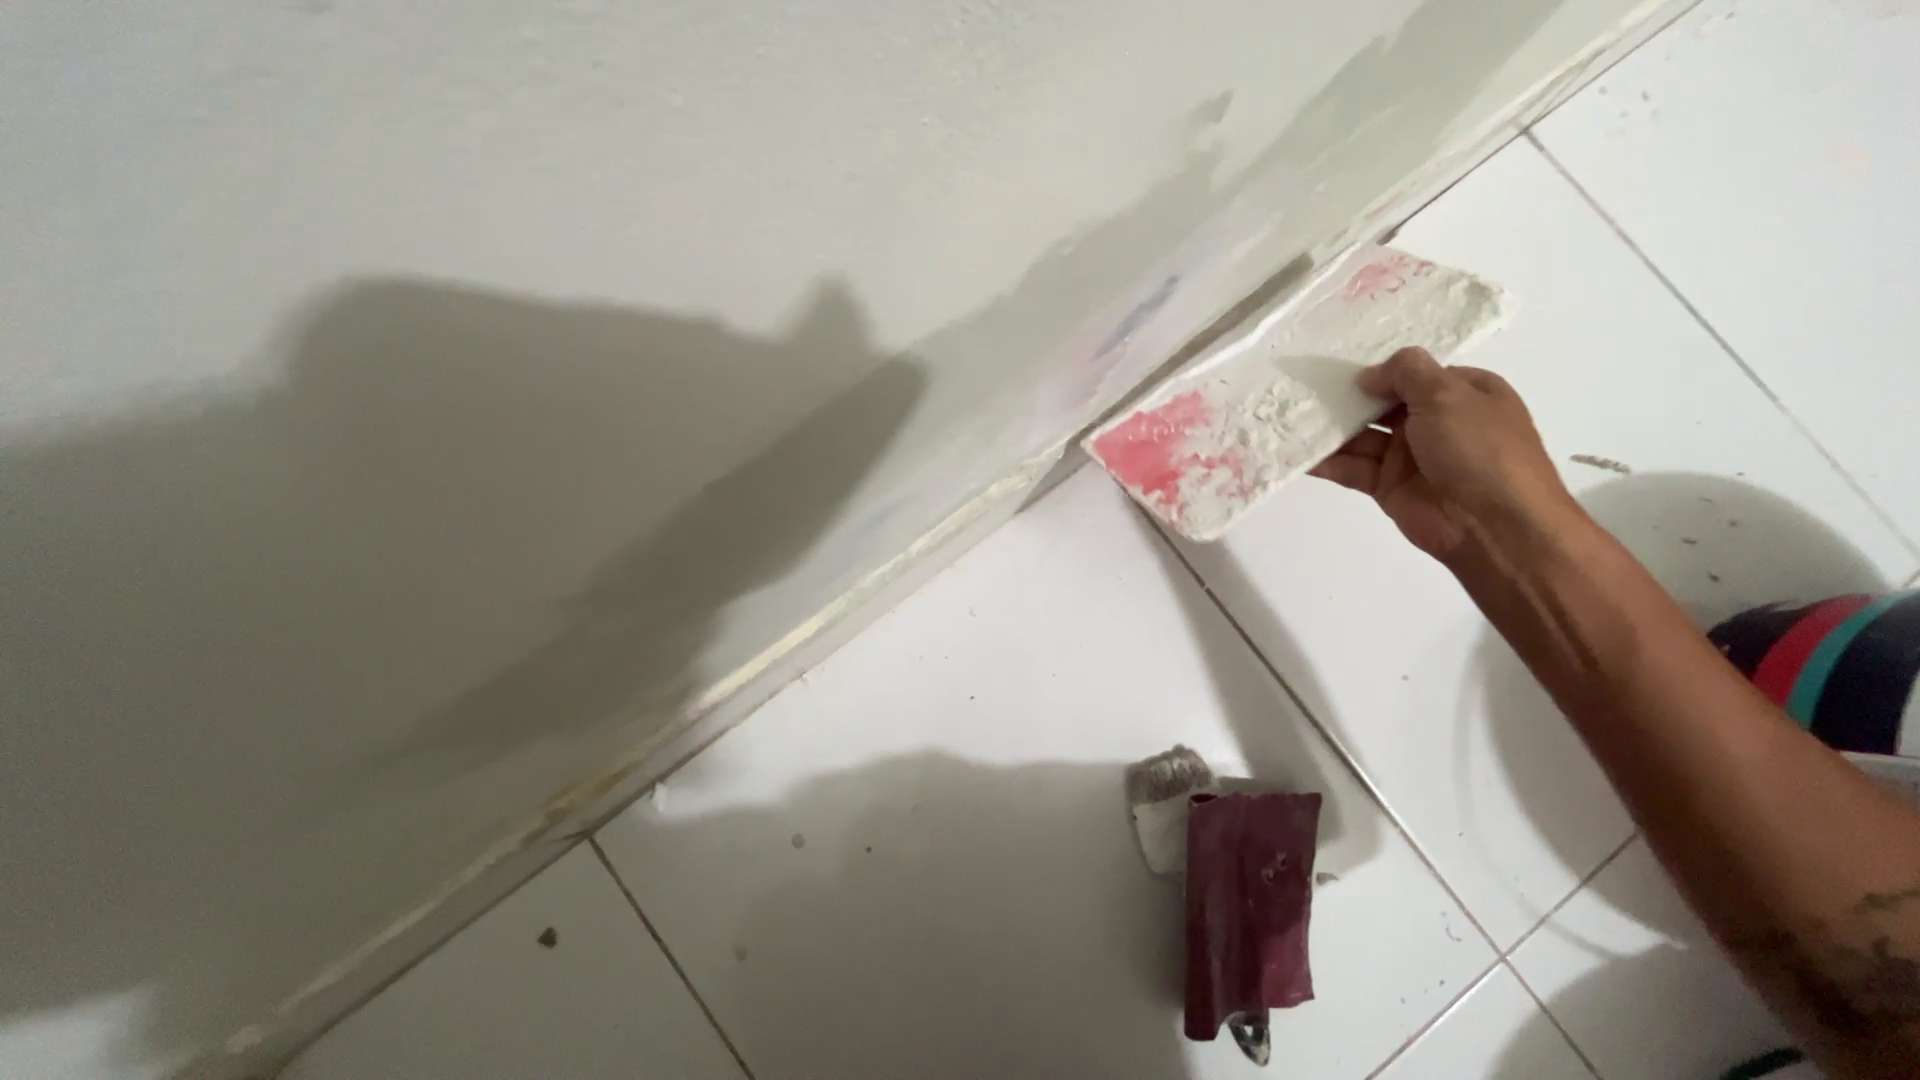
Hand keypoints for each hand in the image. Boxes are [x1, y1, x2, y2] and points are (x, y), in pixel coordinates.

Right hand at [1310, 347, 1574, 561]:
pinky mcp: (1387, 486)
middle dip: (1348, 399)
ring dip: (1330, 430)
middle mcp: (1435, 422)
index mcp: (1462, 394)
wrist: (1492, 525)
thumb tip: (1370, 375)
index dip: (1382, 371)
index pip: (1415, 375)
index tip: (1342, 367)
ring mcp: (1410, 456)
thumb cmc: (1479, 448)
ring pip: (1362, 437)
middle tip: (1304, 390)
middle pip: (1382, 405)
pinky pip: (1352, 468)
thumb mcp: (1448, 394)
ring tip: (1291, 419)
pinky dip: (1326, 462)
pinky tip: (1297, 453)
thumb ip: (1406, 373)